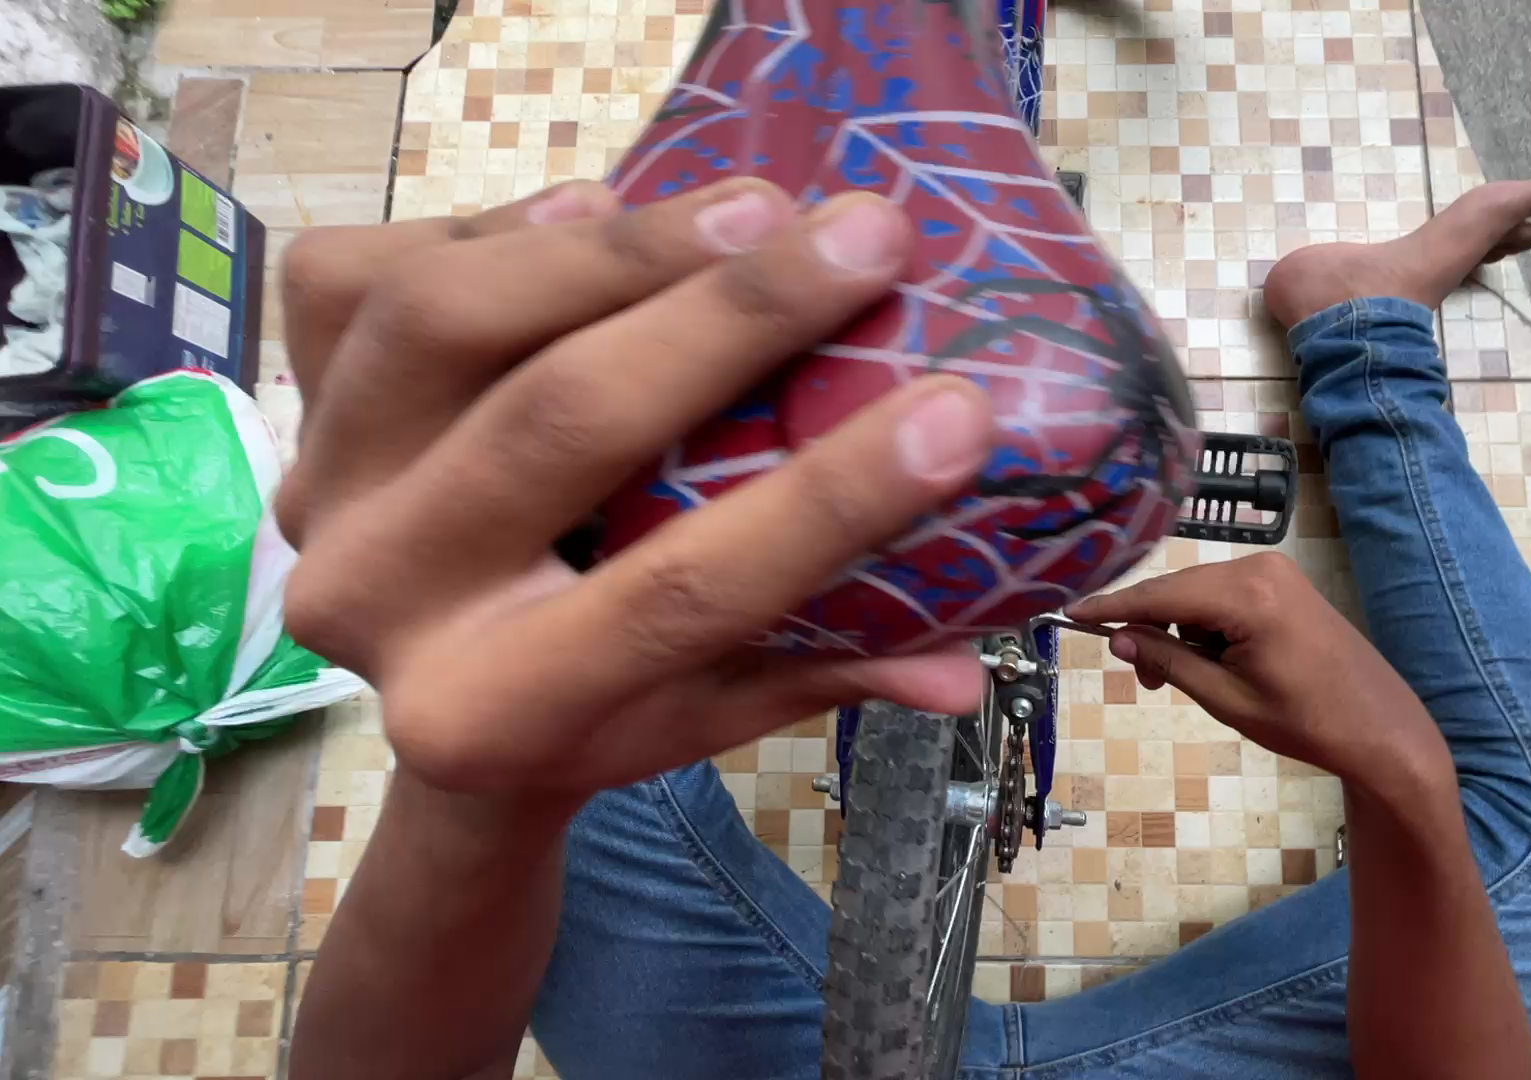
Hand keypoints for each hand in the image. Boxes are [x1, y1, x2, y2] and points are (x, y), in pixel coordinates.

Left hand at [276, 179, 992, 804]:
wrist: (455, 700)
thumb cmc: (609, 712)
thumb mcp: (723, 712)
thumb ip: (836, 679)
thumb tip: (969, 677)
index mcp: (499, 712)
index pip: (689, 592)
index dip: (833, 500)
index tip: (959, 412)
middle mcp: (378, 605)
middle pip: (562, 422)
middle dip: (735, 316)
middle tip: (865, 238)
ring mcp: (318, 491)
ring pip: (450, 320)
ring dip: (626, 246)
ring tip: (756, 205)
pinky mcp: (291, 404)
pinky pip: (369, 275)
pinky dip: (502, 226)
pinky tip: (605, 213)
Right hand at [1067, 553, 1450, 787]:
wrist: (1382, 728)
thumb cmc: (1306, 722)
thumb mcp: (1226, 698)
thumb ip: (1167, 661)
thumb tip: (1117, 639)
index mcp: (1248, 596)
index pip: (1160, 597)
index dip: (1112, 606)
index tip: (1070, 611)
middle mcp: (1258, 568)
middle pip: (1176, 591)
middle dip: (1148, 629)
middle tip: (1141, 679)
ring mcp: (1272, 570)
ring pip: (1194, 593)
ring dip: (1176, 630)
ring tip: (1182, 678)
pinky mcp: (1279, 581)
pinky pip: (1219, 595)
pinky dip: (1202, 624)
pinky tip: (1209, 657)